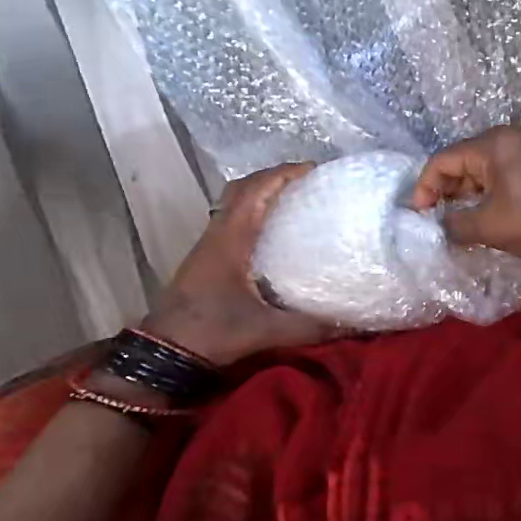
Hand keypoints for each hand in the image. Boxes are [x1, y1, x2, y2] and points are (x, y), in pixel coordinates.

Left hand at [141, 164, 335, 365]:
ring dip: (260, 192)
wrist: (167, 350)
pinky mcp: (207, 257)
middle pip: (242, 189)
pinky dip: (253, 211)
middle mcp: (218, 234)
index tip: (312, 170)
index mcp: (231, 240)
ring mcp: (209, 245)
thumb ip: (312, 327)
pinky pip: (231, 219)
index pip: (255, 192)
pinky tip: (273, 230)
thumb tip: (354, 325)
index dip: (282, 174)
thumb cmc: (214, 333)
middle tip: (306, 180)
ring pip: (233, 202)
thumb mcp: (267, 330)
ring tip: (293, 198)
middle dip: (273, 177)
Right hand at [411, 126, 520, 261]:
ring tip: (452, 220)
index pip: (442, 160)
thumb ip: (453, 224)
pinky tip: (474, 214)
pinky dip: (481, 192)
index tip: (419, 213)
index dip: (425, 187)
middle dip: (443, 190)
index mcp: (491, 144)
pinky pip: (494, 174)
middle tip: (433, 218)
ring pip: (477, 169)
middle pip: (459, 161)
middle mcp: (504, 139)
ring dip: (462, 194)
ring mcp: (519, 150)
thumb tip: (438, 226)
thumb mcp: (487, 225)